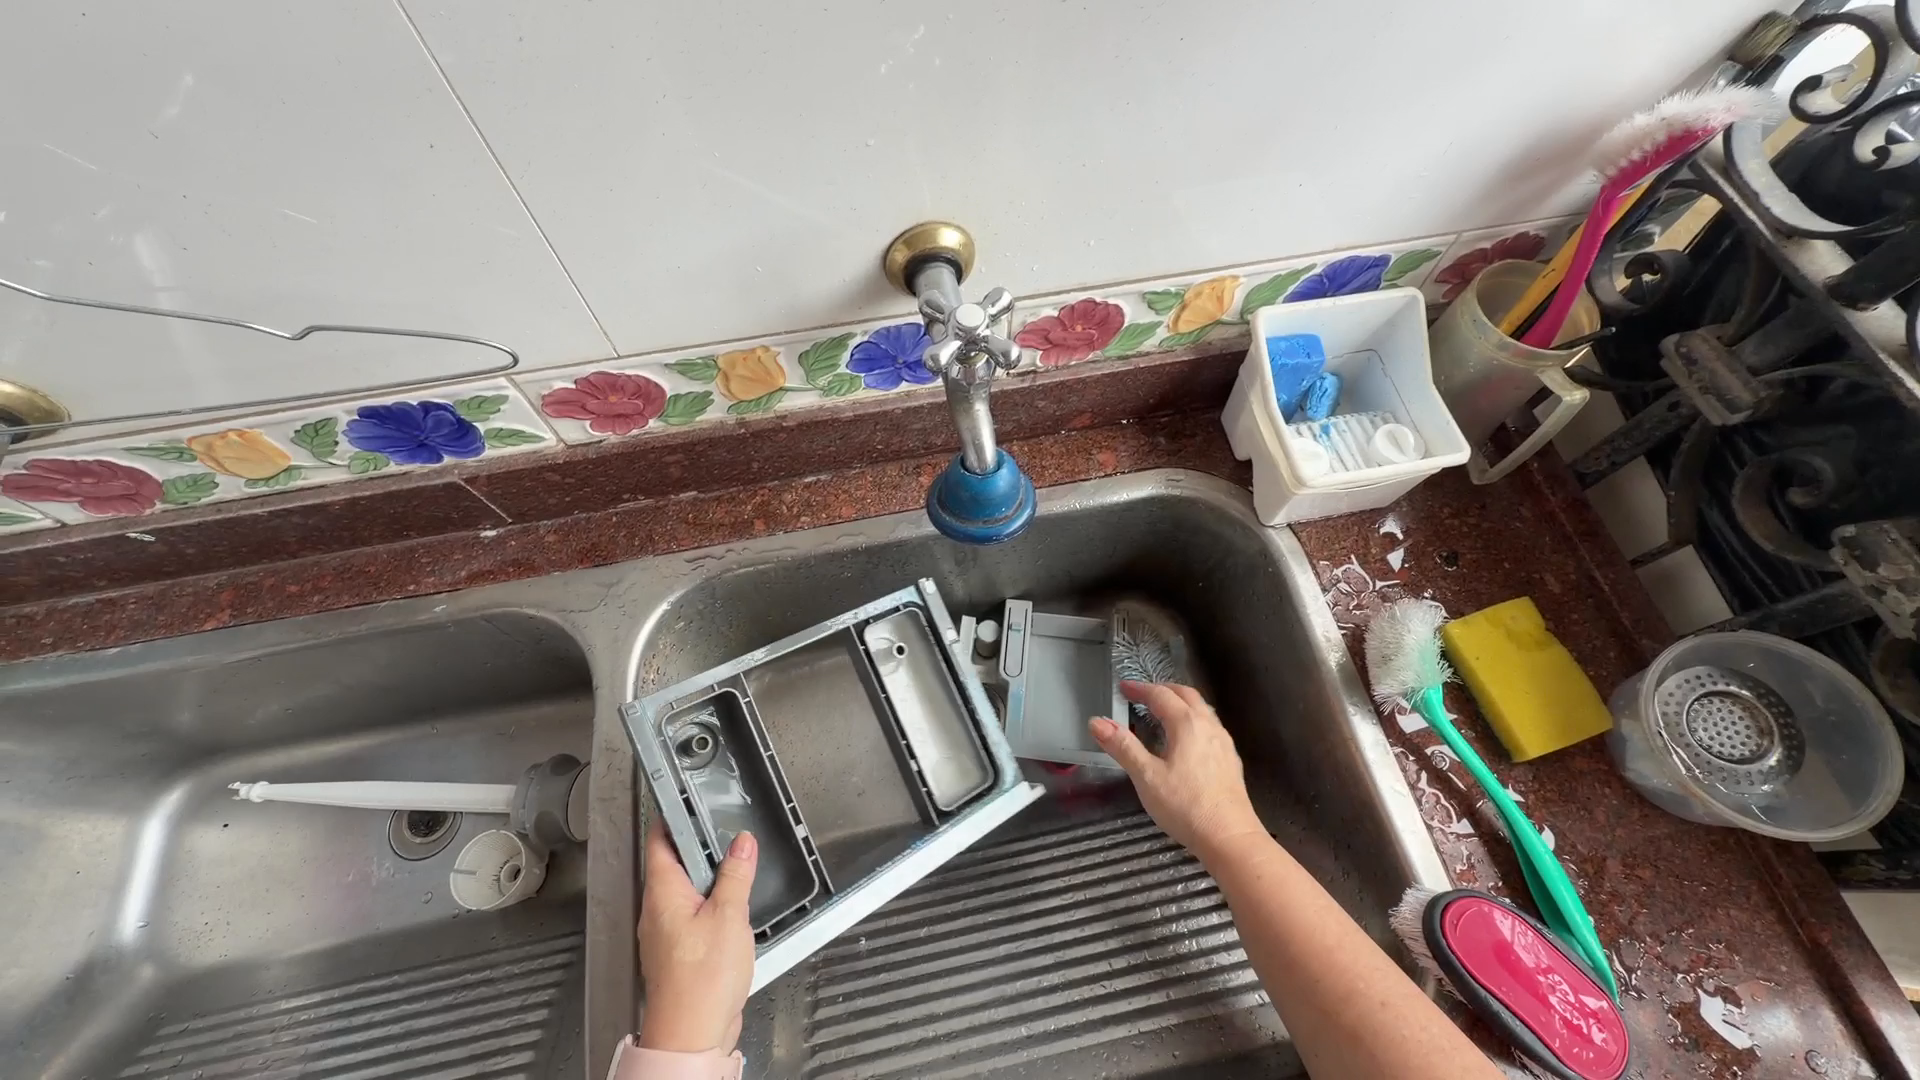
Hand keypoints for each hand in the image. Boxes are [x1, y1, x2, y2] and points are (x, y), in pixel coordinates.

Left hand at [637, 821, 757, 1053]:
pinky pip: (695, 912)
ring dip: (709, 873)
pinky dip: (713, 899)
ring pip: (686, 888)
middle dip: (699, 843)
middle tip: (724, 824)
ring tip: (735, 859)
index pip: (659, 841)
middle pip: (674, 863)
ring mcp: (667, 932)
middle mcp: (657, 910)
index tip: (687, 797)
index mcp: (662, 894)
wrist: (692, 1037)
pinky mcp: (680, 951)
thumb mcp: (729, 916)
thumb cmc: (702, 981)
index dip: (672, 816)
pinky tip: (734, 902)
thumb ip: (736, 875)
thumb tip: (742, 843)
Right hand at [1089, 682, 1265, 864]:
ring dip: (1180, 703)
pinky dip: (1193, 720)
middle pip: (1186, 695)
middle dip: (1163, 690)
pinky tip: (1186, 740)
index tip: (1124, 688)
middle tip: (1142, 694)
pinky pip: (1210, 727)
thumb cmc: (1186, 806)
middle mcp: (1209, 726)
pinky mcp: (1231, 760)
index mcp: (1187, 724)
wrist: (1230, 838)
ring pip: (1202, 710)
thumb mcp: (1146, 776)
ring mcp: (1223, 743)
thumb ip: (1122, 746)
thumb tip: (1097, 722)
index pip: (1161, 695)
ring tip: (1162, 712)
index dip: (1140, 689)